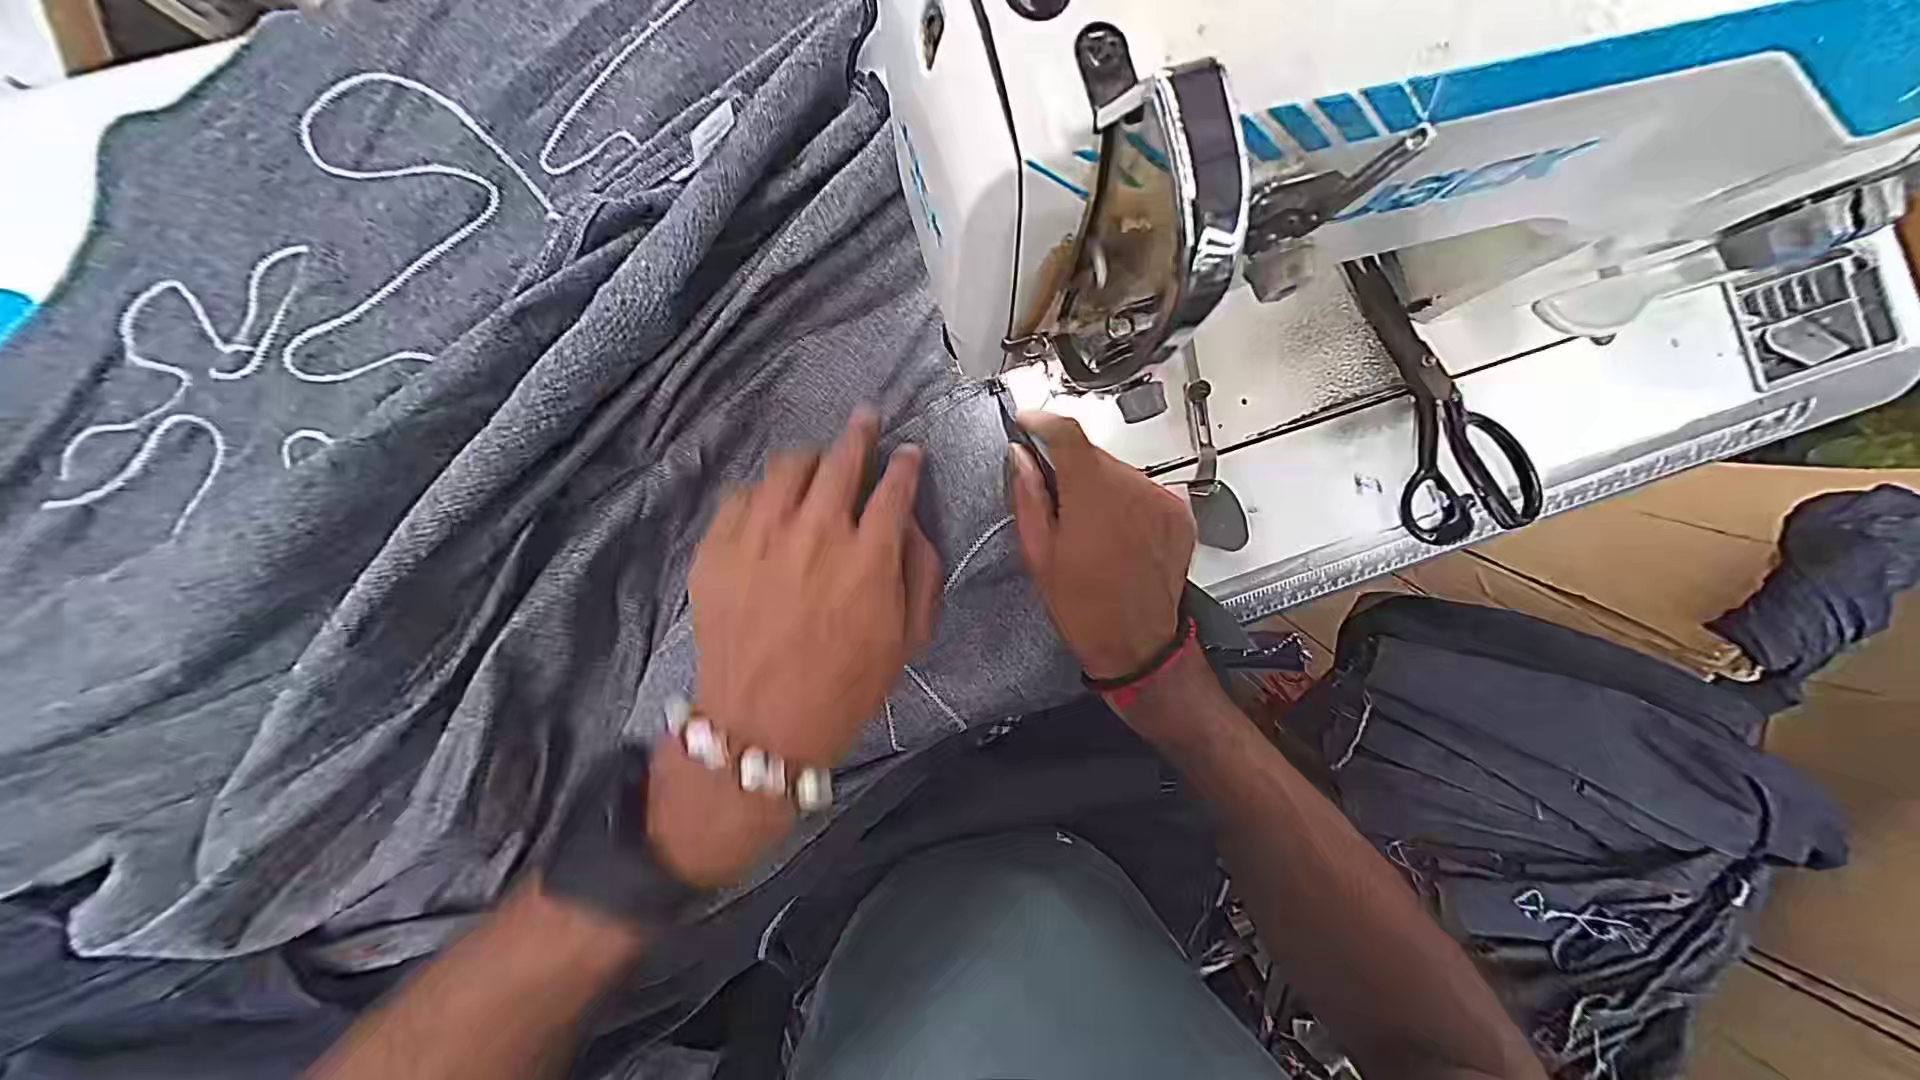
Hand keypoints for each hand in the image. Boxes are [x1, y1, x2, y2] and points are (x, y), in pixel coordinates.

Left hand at [689, 408, 941, 758]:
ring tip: (817, 466)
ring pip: (788, 467)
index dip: (906, 463)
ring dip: (811, 459)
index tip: (908, 454)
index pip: (895, 487)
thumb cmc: (846, 685)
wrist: (763, 724)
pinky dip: (763, 494)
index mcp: (868, 556)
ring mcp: (761, 537)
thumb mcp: (907, 638)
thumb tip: (912, 524)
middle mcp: (816, 533)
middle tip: (867, 419)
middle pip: (842, 459)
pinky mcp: (718, 549)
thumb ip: (920, 572)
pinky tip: (771, 509)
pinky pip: (742, 496)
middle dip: (861, 433)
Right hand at [1008, 411, 1195, 679]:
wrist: (1138, 644)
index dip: (1042, 421)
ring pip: (1119, 470)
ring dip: (1099, 485)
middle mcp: (1132, 491)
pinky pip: (1143, 489)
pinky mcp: (1179, 513)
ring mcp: (1160, 501)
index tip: (1029, 421)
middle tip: (1056, 498)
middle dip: (1070, 466)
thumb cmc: (1088, 610)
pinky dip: (1126, 500)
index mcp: (1092, 498)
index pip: (1067, 433)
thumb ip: (1029, 498)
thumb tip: (1021, 459)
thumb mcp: (1040, 556)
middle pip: (1093, 452)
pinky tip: (1116, 532)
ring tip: (1089, 527)